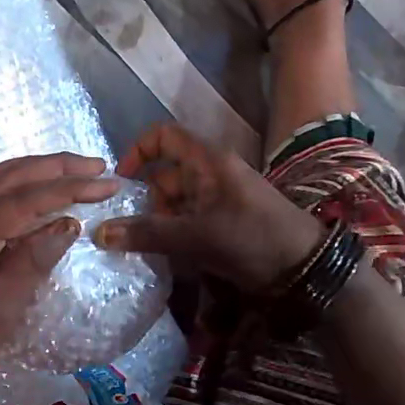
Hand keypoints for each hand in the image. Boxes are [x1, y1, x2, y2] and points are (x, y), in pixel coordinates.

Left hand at [0, 153, 120, 404]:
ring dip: (37, 167)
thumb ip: (31, 264)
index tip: (105, 185)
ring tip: (75, 168)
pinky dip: (16, 177)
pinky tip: (35, 184)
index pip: (24, 201)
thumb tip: (68, 224)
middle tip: (99, 167)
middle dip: (57, 167)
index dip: (68, 189)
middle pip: (10, 178)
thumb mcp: (0, 314)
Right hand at [94, 124, 322, 291]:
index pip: (164, 136)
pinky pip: (186, 221)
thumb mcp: (197, 236)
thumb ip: (148, 233)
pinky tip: (162, 256)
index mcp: (207, 161)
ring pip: (174, 202)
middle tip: (128, 230)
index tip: (121, 182)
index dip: (138, 151)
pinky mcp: (221, 224)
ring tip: (143, 248)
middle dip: (144, 201)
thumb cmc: (253, 239)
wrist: (304, 268)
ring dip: (156, 222)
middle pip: (164, 175)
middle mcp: (210, 174)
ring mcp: (217, 200)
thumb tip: (99, 233)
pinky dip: (172, 235)